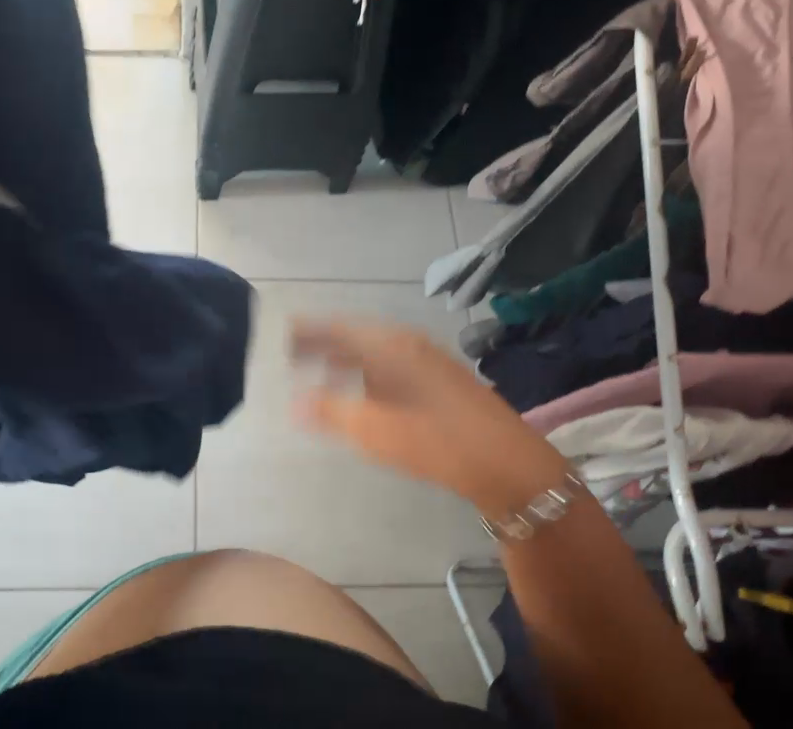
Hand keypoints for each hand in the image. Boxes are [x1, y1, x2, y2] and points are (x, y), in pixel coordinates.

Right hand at [291, 319, 571, 516]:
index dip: (309, 331)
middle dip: (325, 345)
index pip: (338, 329)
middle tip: (295, 354)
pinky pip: (393, 365)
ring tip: (322, 375)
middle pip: (357, 337)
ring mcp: (429, 360)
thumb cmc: (435, 442)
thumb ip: (330, 411)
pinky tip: (365, 394)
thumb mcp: (374, 430)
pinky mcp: (442, 381)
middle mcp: (408, 344)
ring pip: (376, 352)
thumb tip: (293, 401)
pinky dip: (369, 372)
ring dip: (347, 360)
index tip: (283, 332)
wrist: (508, 463)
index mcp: (389, 345)